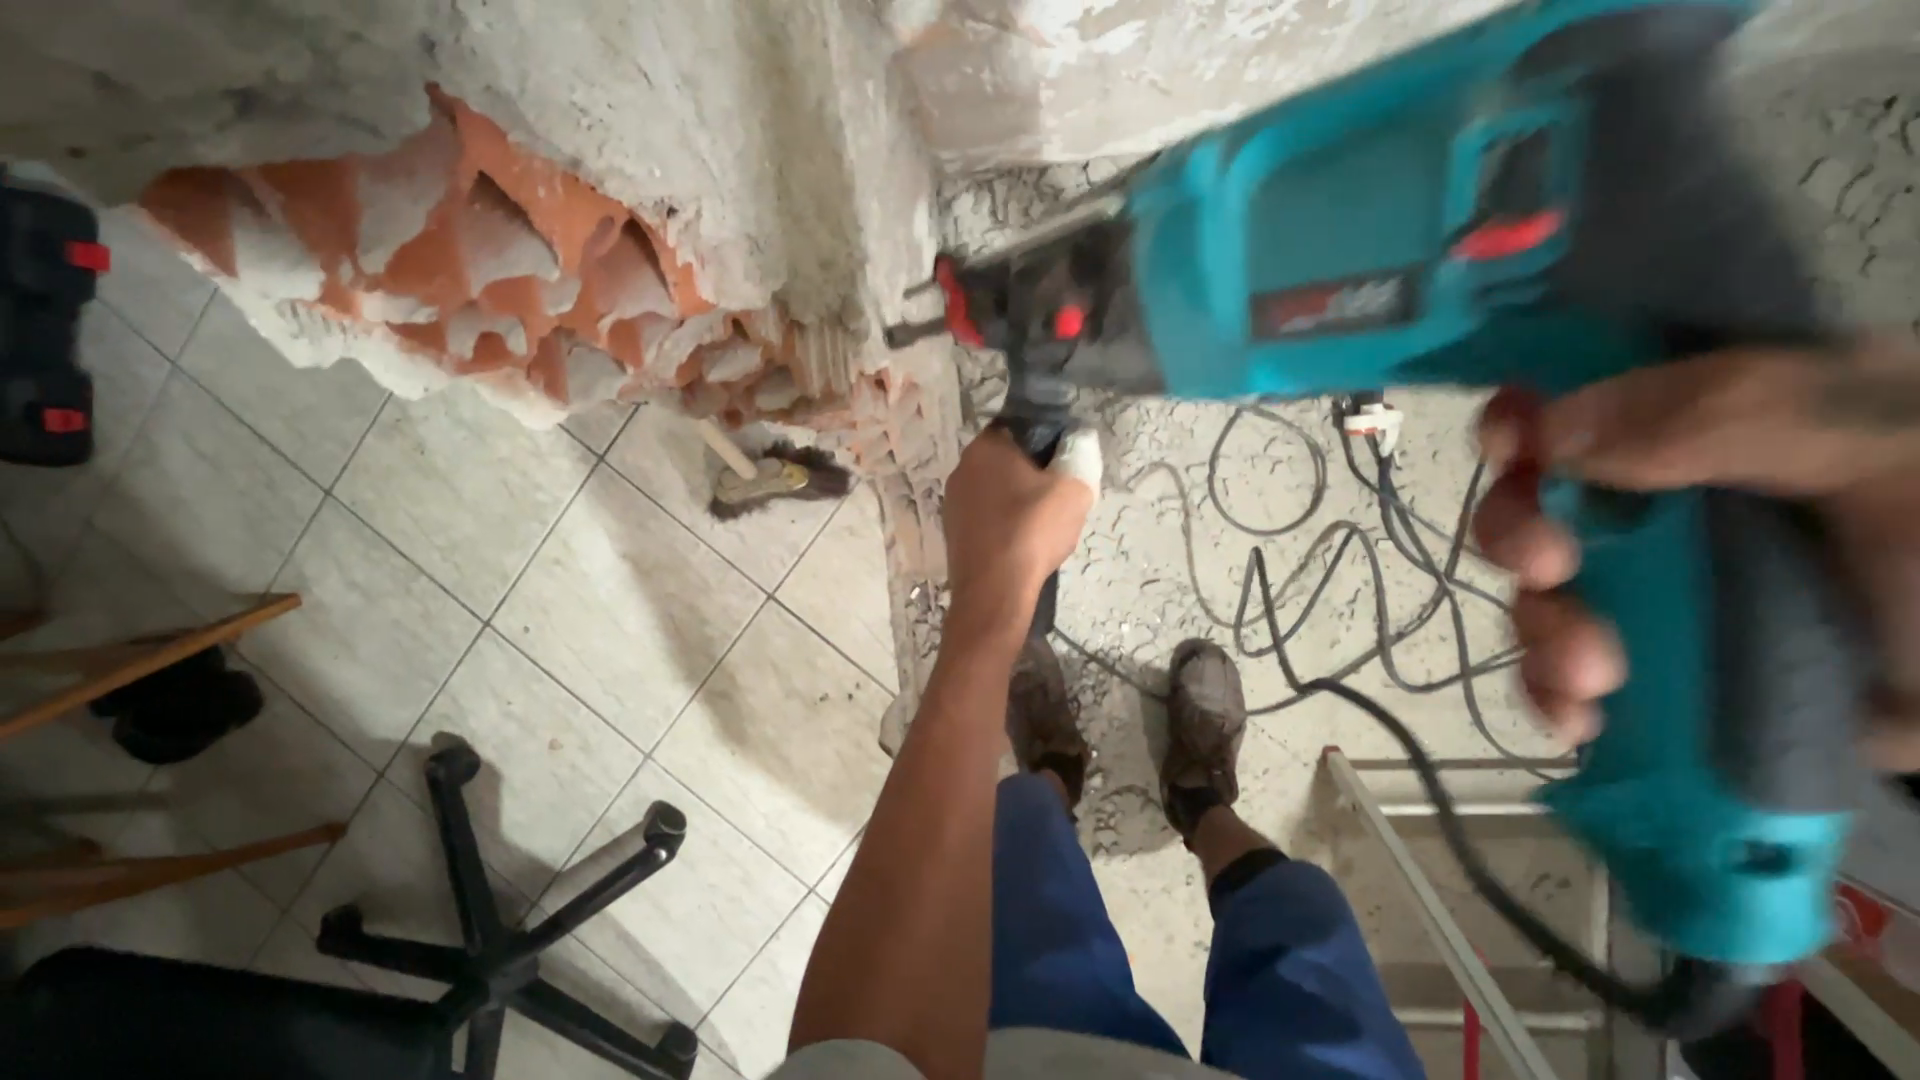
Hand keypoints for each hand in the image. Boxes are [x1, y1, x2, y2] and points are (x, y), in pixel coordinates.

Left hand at [942, 427, 1099, 628]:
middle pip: (1005, 460)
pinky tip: (1021, 543)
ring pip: (995, 490)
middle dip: (1031, 473)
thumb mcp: (1073, 489)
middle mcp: (962, 466)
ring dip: (1017, 500)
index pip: (1019, 427)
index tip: (1065, 462)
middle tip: (1057, 495)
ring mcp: (953, 500)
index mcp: (986, 446)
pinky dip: (1004, 523)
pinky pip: (986, 516)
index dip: (1046, 440)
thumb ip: (1079, 457)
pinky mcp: (952, 530)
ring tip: (1042, 524)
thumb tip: (1077, 442)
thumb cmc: (1032, 530)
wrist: (994, 590)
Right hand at [1474, 340, 1919, 769]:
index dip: (1521, 418)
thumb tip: (1550, 431)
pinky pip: (1561, 676)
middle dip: (1515, 534)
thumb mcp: (1884, 442)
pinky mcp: (1655, 666)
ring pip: (1537, 593)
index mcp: (1701, 427)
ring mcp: (1648, 589)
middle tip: (1550, 567)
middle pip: (1529, 501)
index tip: (1511, 452)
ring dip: (1542, 629)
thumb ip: (1731, 413)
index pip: (1575, 400)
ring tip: (1593, 676)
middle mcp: (1654, 503)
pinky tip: (1580, 718)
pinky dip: (1551, 696)